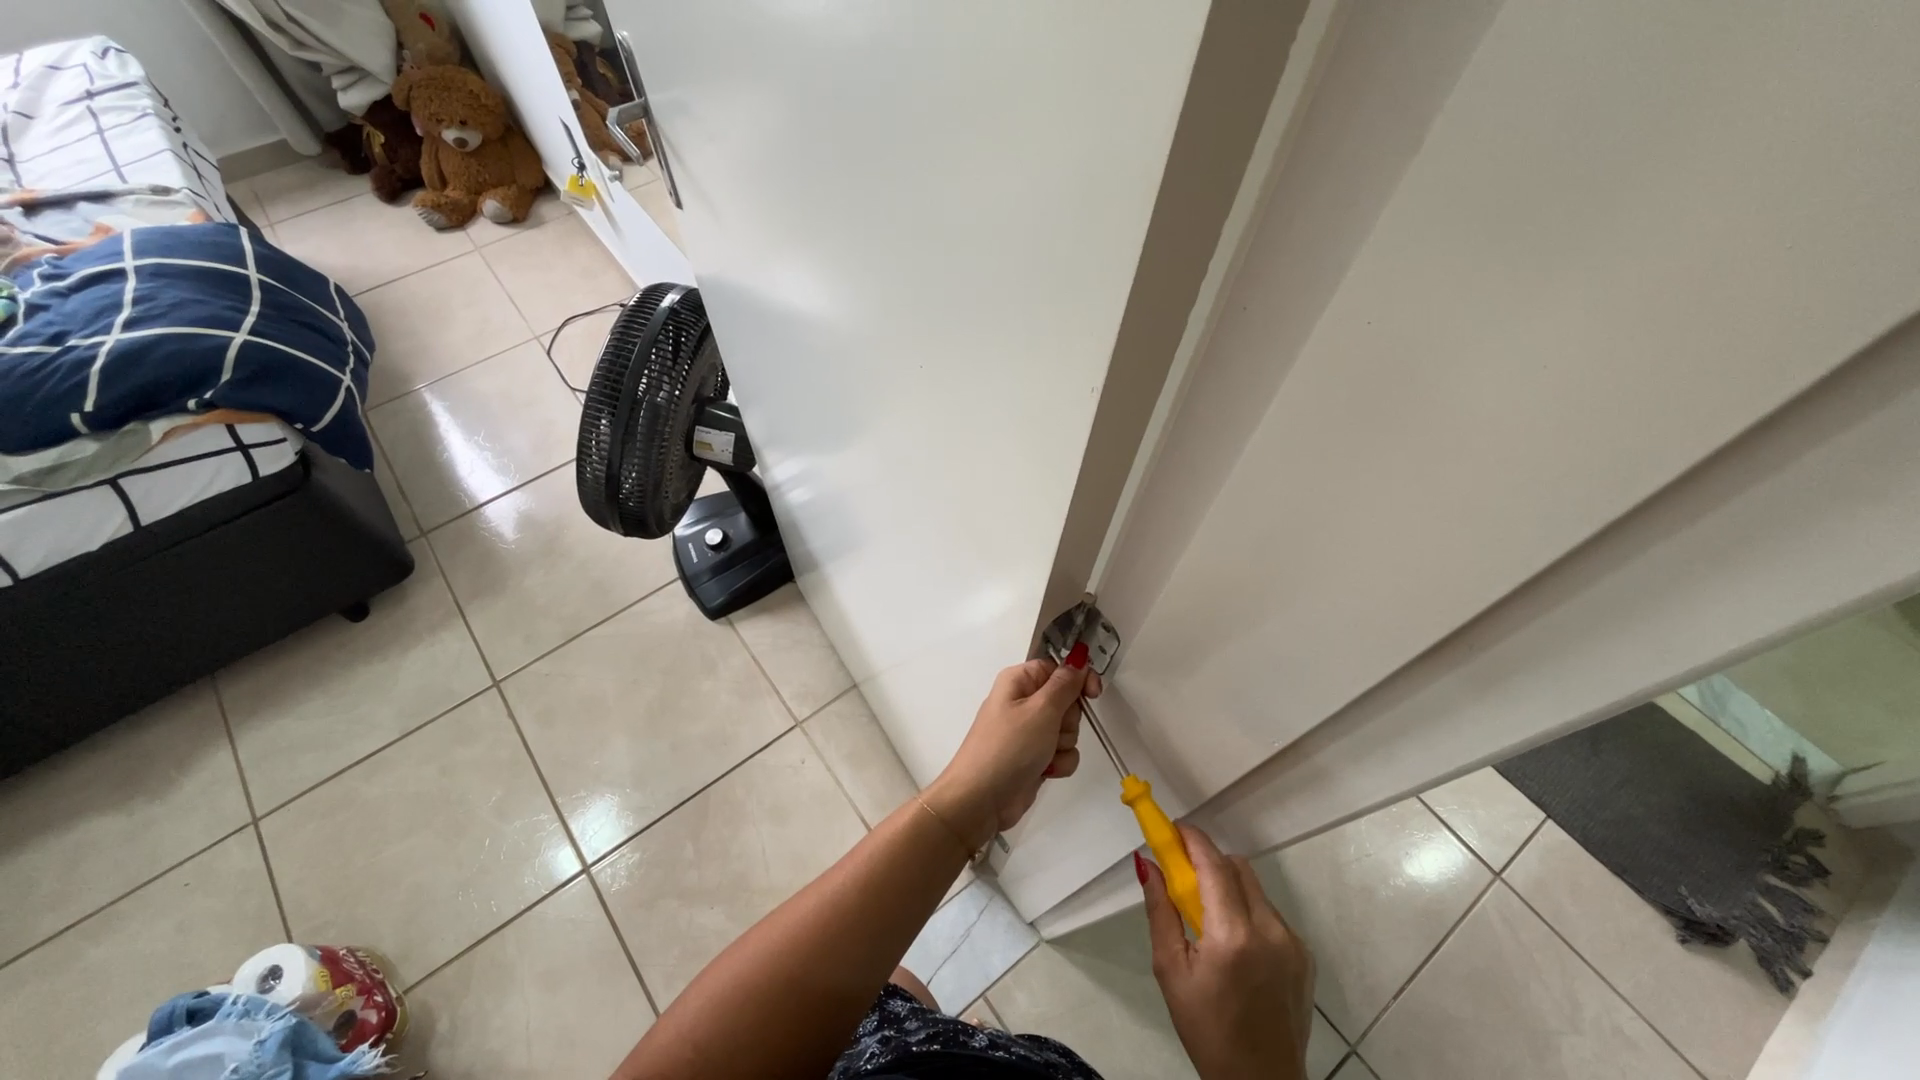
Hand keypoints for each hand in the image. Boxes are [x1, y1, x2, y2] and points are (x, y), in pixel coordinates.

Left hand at [923, 650, 1101, 845]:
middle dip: (1068, 719)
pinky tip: (1046, 770)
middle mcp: (1024, 702)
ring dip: (1063, 744)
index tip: (1093, 694)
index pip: (1057, 668)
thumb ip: (1065, 684)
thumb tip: (1078, 658)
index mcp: (1019, 681)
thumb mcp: (1041, 710)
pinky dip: (1059, 762)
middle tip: (1051, 730)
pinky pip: (1062, 752)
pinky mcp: (1036, 756)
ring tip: (1044, 754)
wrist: (983, 799)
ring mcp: (1029, 732)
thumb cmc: (1009, 747)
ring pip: (1068, 729)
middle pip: (1067, 700)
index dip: (1077, 679)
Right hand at [1141, 825, 1313, 1079]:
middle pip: (1238, 867)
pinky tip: (1235, 949)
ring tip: (1208, 922)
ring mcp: (1293, 942)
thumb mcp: (1170, 971)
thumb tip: (1148, 865)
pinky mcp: (1305, 955)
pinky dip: (1248, 913)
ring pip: (1256, 890)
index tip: (1171, 829)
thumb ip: (1160, 912)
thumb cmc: (1206, 1029)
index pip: (1213, 864)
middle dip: (1209, 862)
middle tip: (1183, 877)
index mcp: (1233, 935)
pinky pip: (1270, 915)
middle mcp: (1270, 929)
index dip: (1191, 839)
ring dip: (1229, 888)